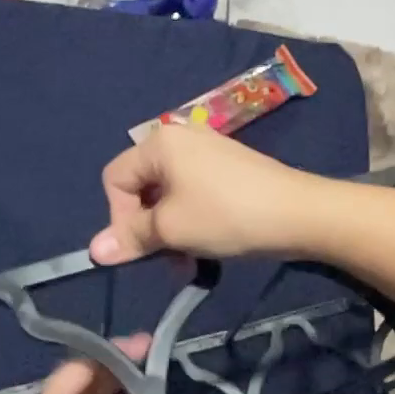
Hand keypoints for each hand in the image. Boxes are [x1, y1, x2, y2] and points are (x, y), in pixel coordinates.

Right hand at [89, 124, 319, 265]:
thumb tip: (94, 252)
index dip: (118, 217)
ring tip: (188, 256)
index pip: (114, 179)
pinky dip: (190, 216)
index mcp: (159, 143)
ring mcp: (206, 149)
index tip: (143, 247)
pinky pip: (191, 190)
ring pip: (166, 192)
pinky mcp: (226, 165)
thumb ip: (131, 237)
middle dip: (146, 224)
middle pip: (140, 185)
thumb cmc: (227, 215)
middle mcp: (179, 137)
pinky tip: (207, 241)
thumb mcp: (172, 230)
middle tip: (166, 256)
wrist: (299, 213)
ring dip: (169, 227)